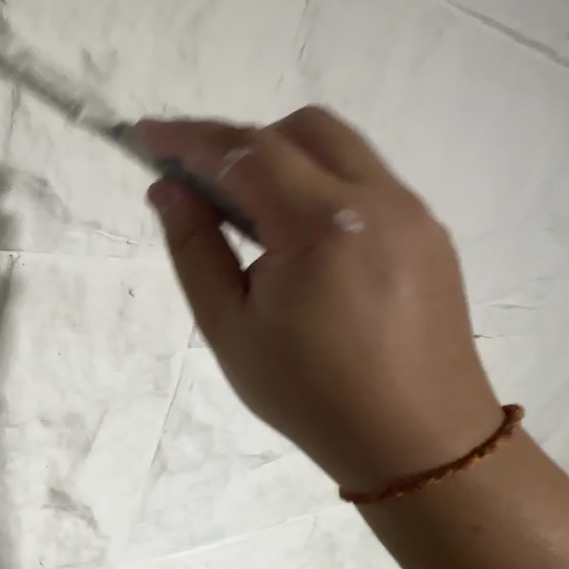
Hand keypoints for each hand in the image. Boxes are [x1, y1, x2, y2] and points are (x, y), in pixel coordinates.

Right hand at [131, 107, 503, 493]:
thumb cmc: (307, 392)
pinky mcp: (426, 230)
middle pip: (298, 129)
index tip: (143, 134)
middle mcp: (377, 200)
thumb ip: (194, 248)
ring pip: (336, 146)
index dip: (187, 138)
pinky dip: (312, 180)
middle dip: (235, 139)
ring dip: (278, 155)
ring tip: (237, 208)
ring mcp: (412, 211)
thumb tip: (167, 190)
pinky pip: (361, 177)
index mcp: (321, 226)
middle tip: (190, 179)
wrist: (417, 439)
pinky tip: (288, 233)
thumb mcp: (228, 326)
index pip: (245, 153)